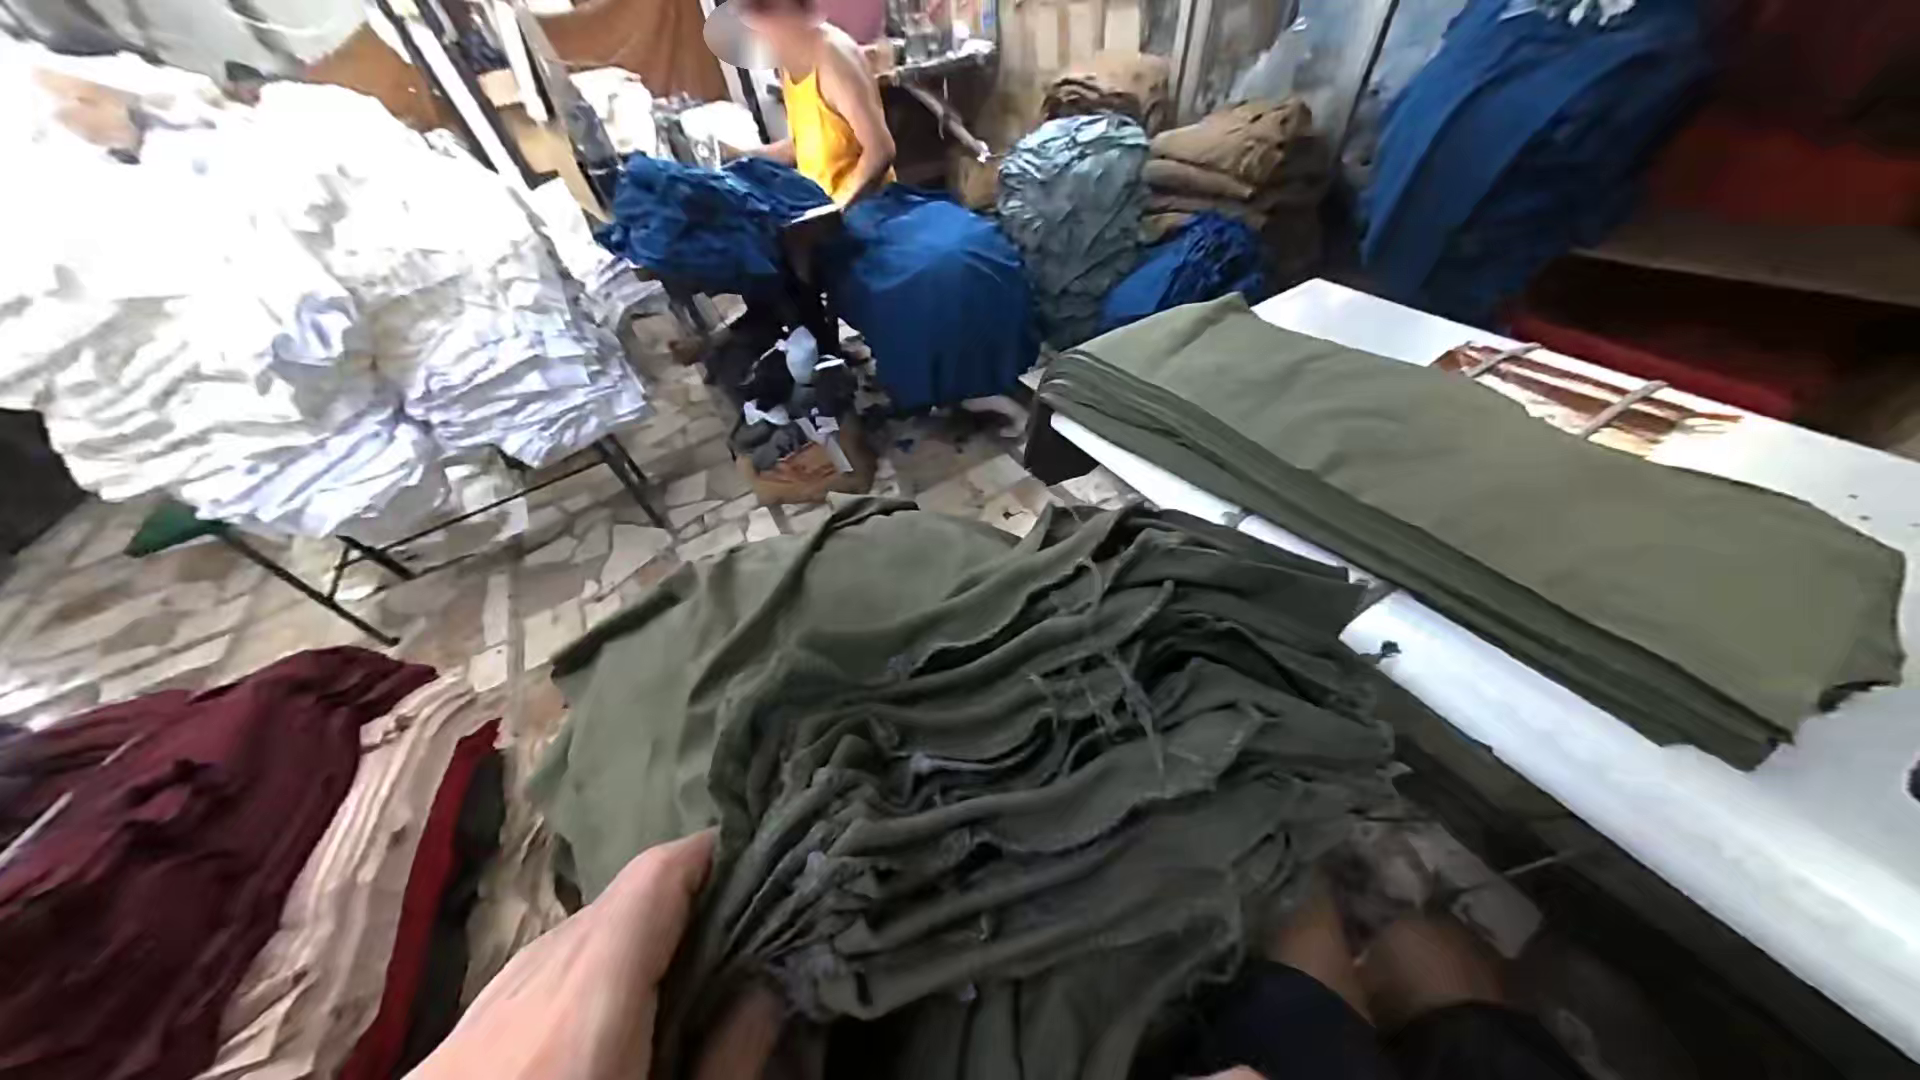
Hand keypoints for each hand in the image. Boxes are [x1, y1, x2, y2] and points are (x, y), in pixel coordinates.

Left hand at [407, 831, 778, 1079]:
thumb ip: (730, 1059)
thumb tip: (768, 982)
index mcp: (586, 1009)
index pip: (656, 875)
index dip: (713, 853)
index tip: (759, 867)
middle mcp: (530, 985)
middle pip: (625, 895)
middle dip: (688, 897)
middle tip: (739, 933)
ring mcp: (482, 1009)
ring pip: (584, 926)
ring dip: (643, 930)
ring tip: (684, 978)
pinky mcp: (456, 1039)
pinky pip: (546, 965)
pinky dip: (597, 964)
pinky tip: (613, 1018)